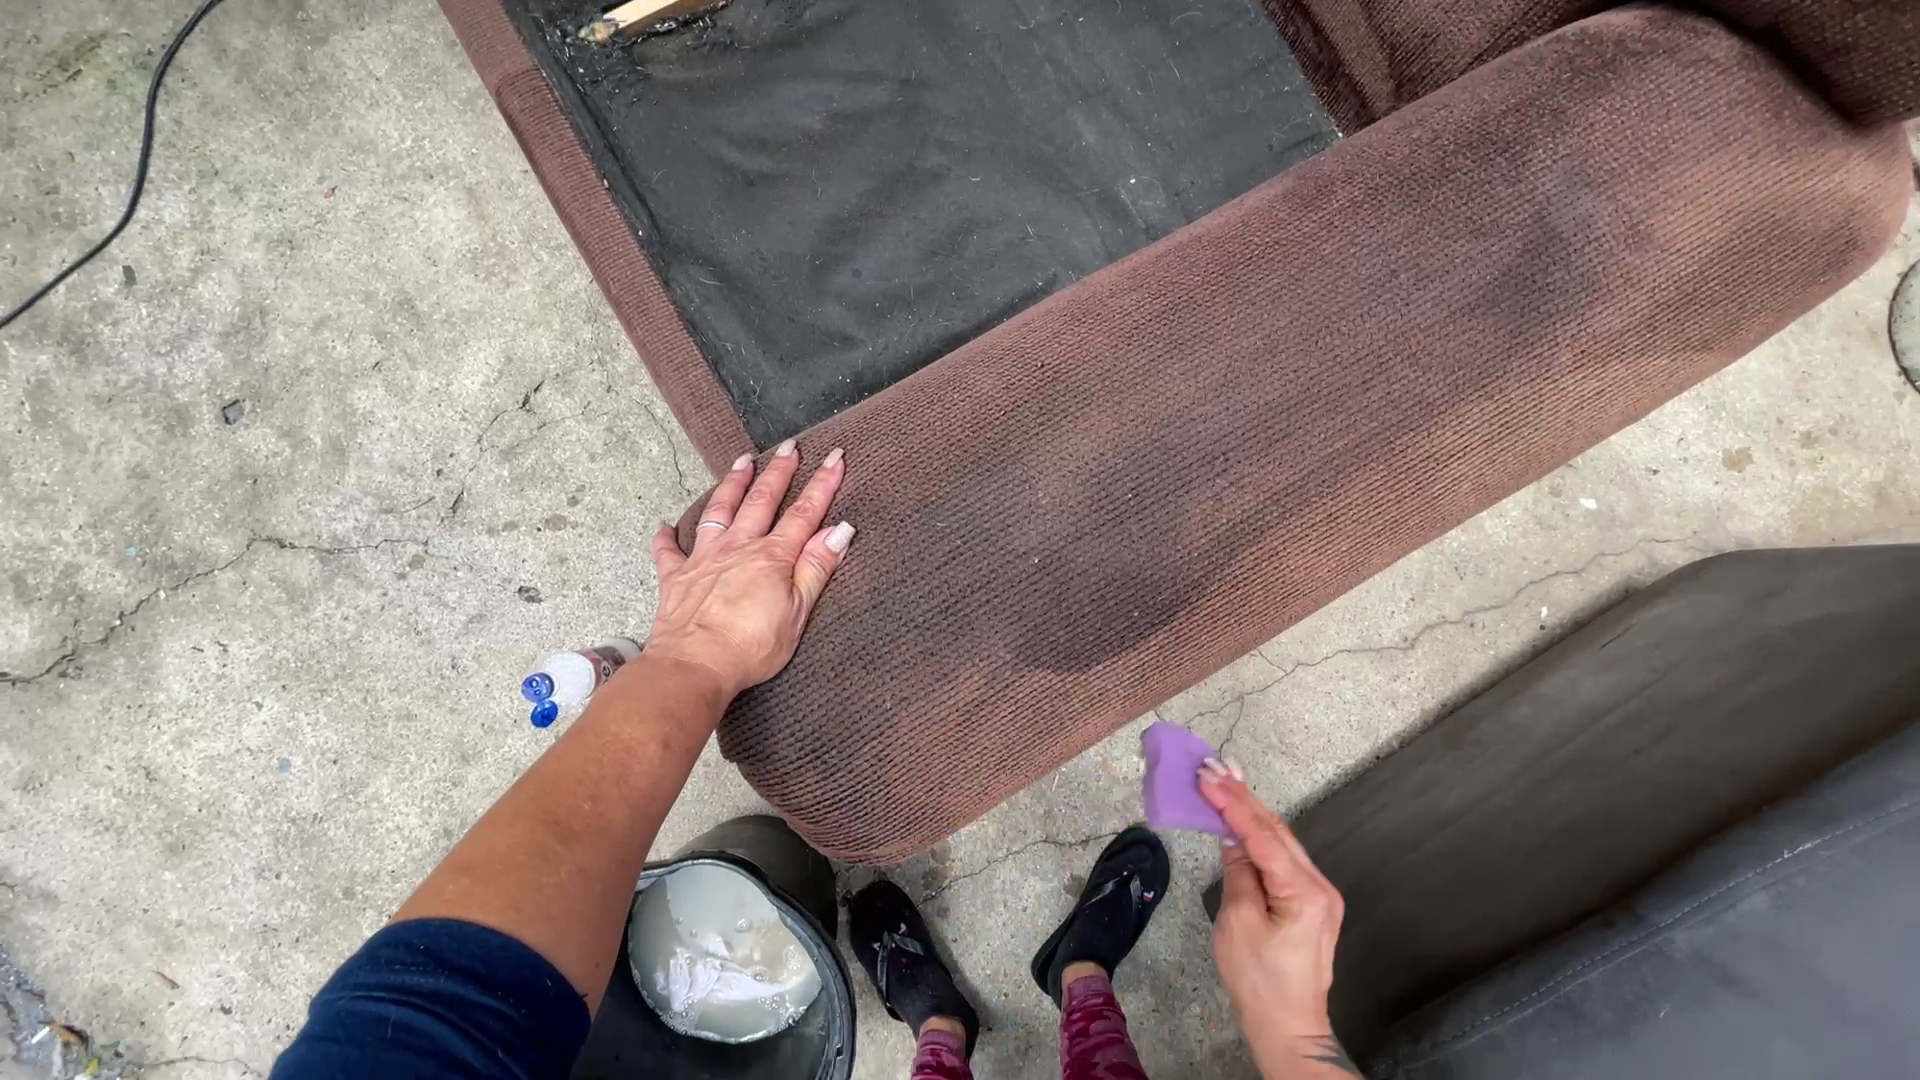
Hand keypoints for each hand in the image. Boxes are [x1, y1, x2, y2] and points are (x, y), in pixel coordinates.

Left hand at [647, 440, 854, 699]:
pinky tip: (666, 526)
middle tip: (789, 447)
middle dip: (779, 472)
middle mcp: (738, 548)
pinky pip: (669, 552)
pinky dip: (667, 537)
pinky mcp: (677, 579)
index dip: (822, 484)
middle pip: (762, 501)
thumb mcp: (798, 611)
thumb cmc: (751, 647)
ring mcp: (705, 560)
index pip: (805, 513)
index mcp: (773, 557)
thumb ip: (816, 568)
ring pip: (720, 510)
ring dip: (733, 484)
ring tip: (742, 461)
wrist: (694, 666)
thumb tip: (839, 531)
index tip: (834, 458)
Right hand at [1201, 763, 1356, 1076]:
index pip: (1262, 835)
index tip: (1207, 776)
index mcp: (1303, 891)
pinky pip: (1282, 856)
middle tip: (1214, 765)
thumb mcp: (1237, 923)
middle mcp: (1318, 885)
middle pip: (1276, 830)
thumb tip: (1231, 839)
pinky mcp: (1309, 902)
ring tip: (1226, 778)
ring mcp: (1318, 893)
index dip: (1232, 802)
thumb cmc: (1259, 980)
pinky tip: (1243, 817)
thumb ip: (1238, 873)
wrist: (1288, 1027)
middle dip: (1243, 796)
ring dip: (1251, 809)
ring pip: (1281, 839)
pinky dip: (1260, 833)